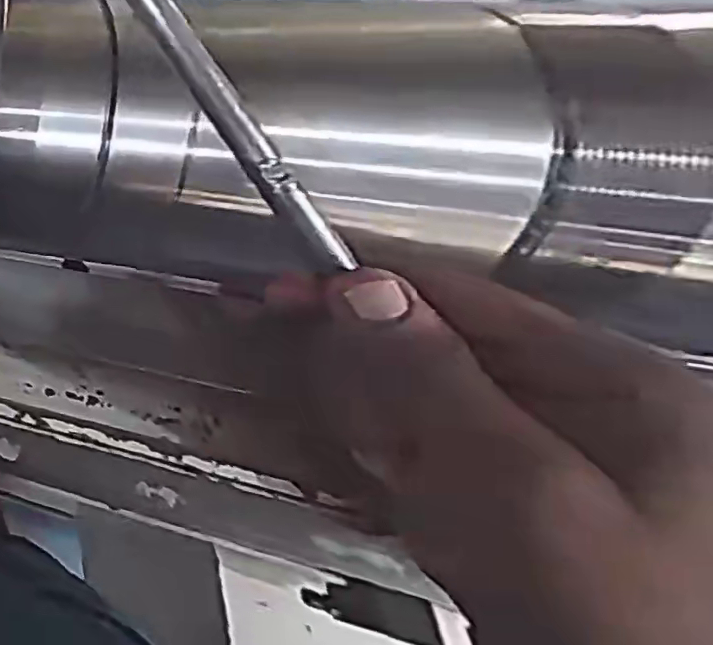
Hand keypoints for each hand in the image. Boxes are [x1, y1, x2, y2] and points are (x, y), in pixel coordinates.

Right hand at [273, 267, 712, 644]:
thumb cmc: (616, 614)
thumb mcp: (512, 480)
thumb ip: (429, 373)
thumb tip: (362, 286)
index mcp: (612, 381)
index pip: (445, 292)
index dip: (355, 291)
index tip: (281, 296)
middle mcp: (585, 404)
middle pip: (418, 346)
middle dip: (376, 391)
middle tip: (383, 443)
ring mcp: (549, 451)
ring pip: (408, 397)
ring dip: (384, 437)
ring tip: (413, 490)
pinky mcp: (515, 489)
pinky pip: (419, 443)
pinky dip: (397, 468)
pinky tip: (419, 505)